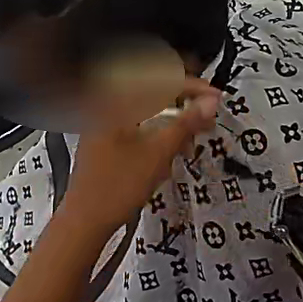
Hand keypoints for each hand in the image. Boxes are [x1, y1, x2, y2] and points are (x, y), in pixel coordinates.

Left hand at [59, 78, 220, 232]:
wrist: (85, 221)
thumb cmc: (119, 185)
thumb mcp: (158, 152)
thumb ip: (187, 123)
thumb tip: (213, 100)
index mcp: (117, 102)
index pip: (161, 80)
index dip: (193, 87)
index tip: (217, 99)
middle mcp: (109, 106)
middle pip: (155, 91)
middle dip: (185, 103)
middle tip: (207, 119)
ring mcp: (107, 123)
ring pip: (149, 109)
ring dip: (174, 119)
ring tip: (192, 138)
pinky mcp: (108, 138)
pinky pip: (140, 124)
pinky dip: (160, 131)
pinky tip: (173, 148)